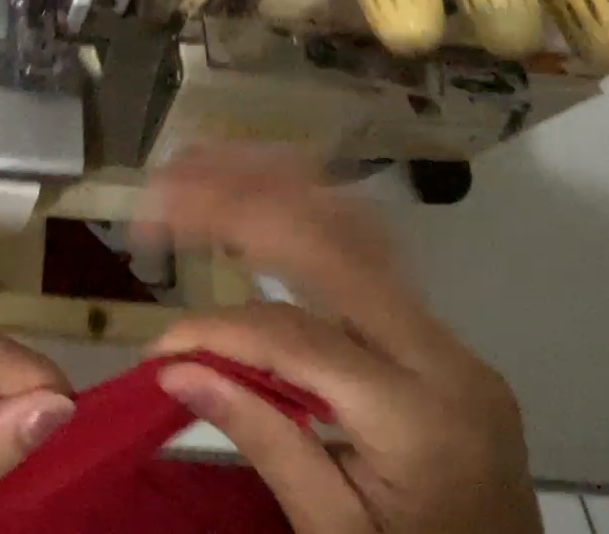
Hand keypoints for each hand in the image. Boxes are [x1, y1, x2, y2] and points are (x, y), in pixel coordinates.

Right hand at [137, 145, 540, 533]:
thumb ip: (266, 442)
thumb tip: (175, 369)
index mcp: (423, 417)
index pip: (298, 340)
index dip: (218, 330)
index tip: (160, 350)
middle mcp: (445, 358)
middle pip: (330, 249)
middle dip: (239, 208)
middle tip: (163, 192)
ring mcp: (448, 341)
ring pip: (355, 232)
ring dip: (272, 191)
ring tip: (203, 165)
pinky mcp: (438, 339)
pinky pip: (369, 257)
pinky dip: (308, 217)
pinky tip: (262, 192)